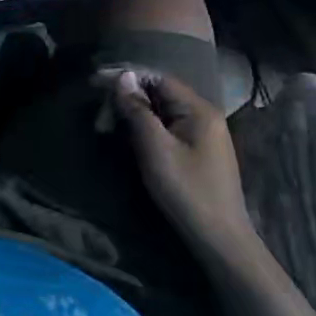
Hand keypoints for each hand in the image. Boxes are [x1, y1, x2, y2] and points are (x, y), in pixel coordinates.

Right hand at [107, 69, 256, 256]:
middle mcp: (205, 115)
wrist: (219, 238)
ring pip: (163, 112)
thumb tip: (123, 77)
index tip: (96, 84)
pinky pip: (169, 128)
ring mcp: (204, 134)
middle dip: (128, 99)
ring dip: (135, 115)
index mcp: (199, 109)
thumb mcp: (155, 148)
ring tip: (108, 126)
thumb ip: (138, 111)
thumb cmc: (186, 190)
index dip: (126, 78)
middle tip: (100, 115)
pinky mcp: (199, 151)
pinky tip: (130, 139)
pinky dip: (147, 129)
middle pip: (161, 94)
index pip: (158, 79)